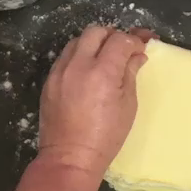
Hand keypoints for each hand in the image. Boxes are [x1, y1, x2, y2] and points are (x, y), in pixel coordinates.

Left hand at [36, 25, 150, 177]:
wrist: (69, 158)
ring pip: (78, 40)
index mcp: (102, 72)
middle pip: (96, 31)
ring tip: (104, 59)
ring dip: (94, 44)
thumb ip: (130, 74)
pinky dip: (79, 56)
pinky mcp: (49, 80)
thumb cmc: (106, 137)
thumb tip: (137, 55)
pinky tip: (87, 72)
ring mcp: (60, 71)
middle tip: (123, 50)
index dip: (134, 41)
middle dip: (113, 36)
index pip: (120, 40)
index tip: (141, 49)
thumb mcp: (128, 105)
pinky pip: (65, 56)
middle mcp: (78, 65)